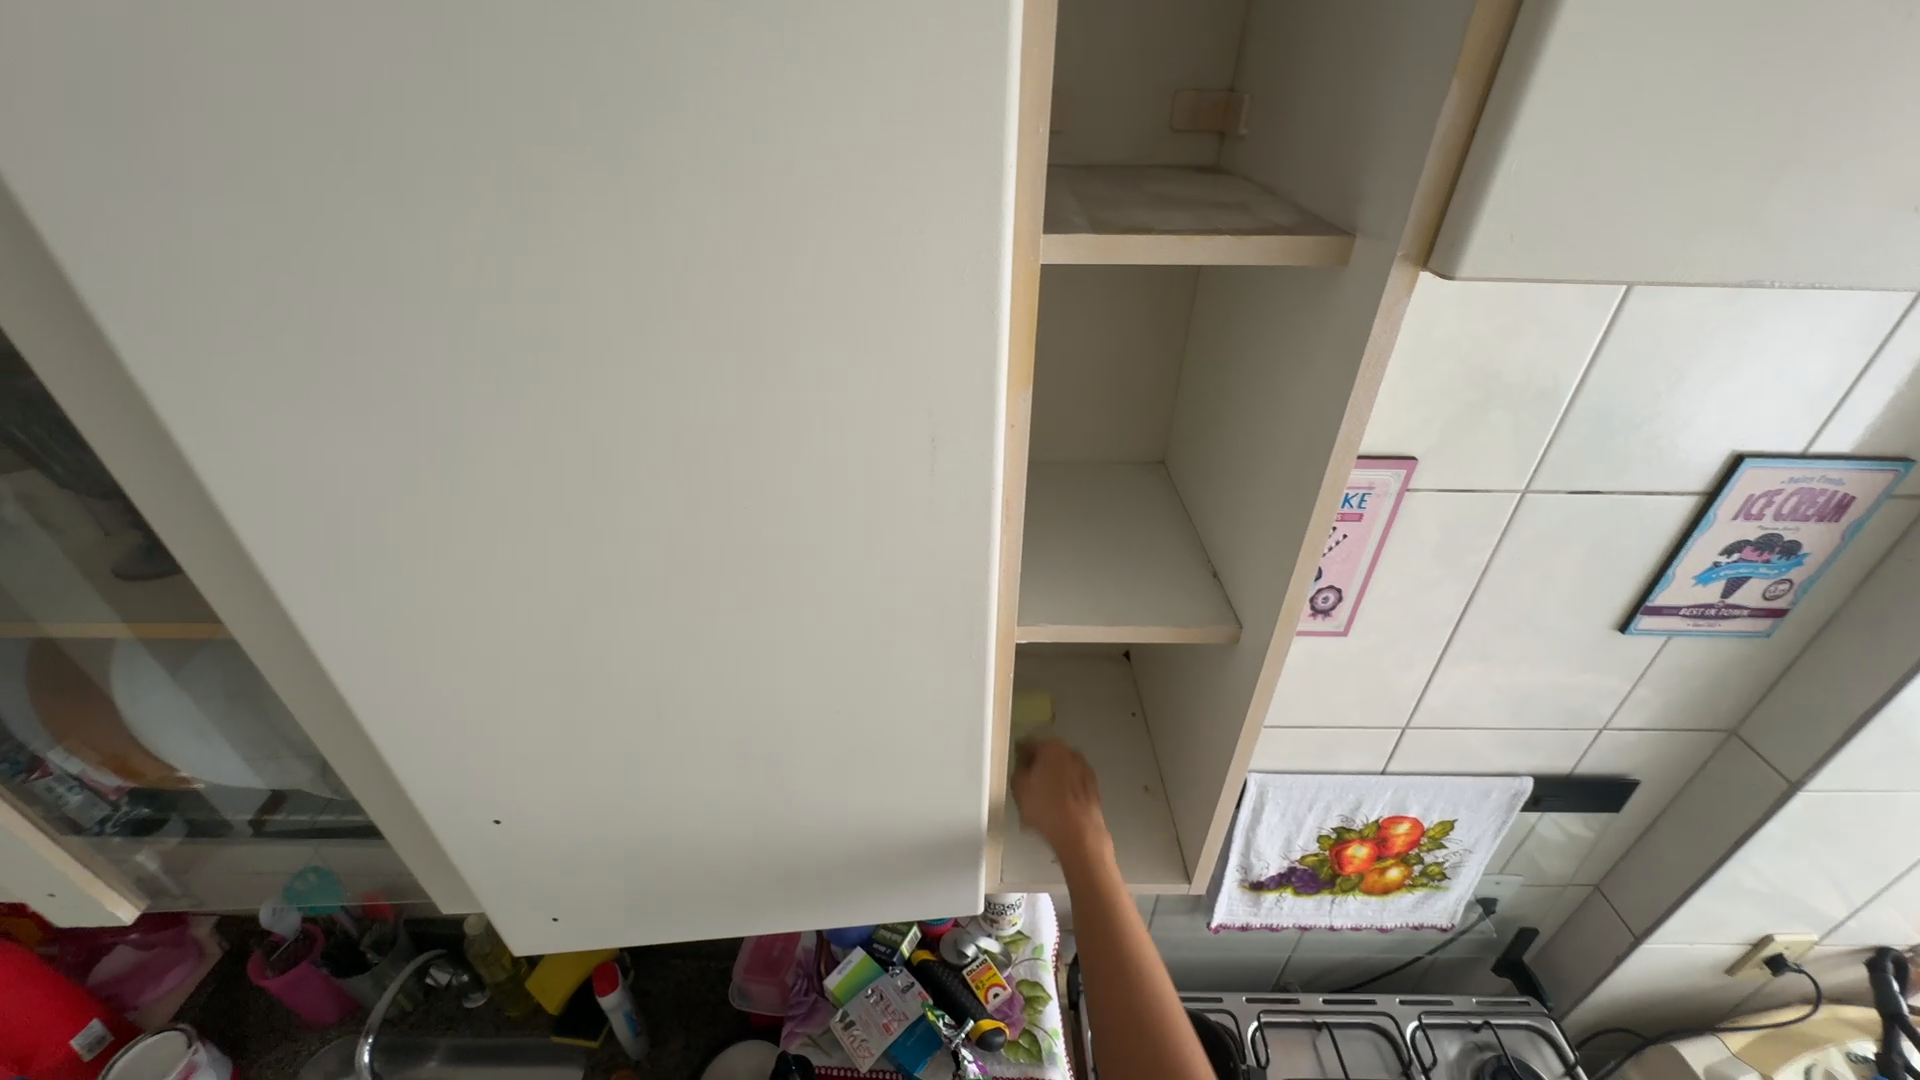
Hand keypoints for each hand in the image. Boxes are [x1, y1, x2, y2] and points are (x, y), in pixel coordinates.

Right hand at [1012, 737, 1109, 858]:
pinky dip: (1064, 796)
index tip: (1015, 773)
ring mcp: (1086, 771)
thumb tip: (1024, 768)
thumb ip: (1018, 771)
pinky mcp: (1094, 790)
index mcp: (1052, 747)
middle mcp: (1072, 753)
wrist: (1079, 834)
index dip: (1019, 759)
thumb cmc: (1045, 807)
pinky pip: (1072, 789)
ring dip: (1051, 786)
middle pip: (1047, 760)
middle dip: (1037, 773)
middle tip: (1026, 791)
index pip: (1029, 746)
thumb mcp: (1018, 787)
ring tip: (1040, 808)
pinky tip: (1056, 813)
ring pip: (1061, 775)